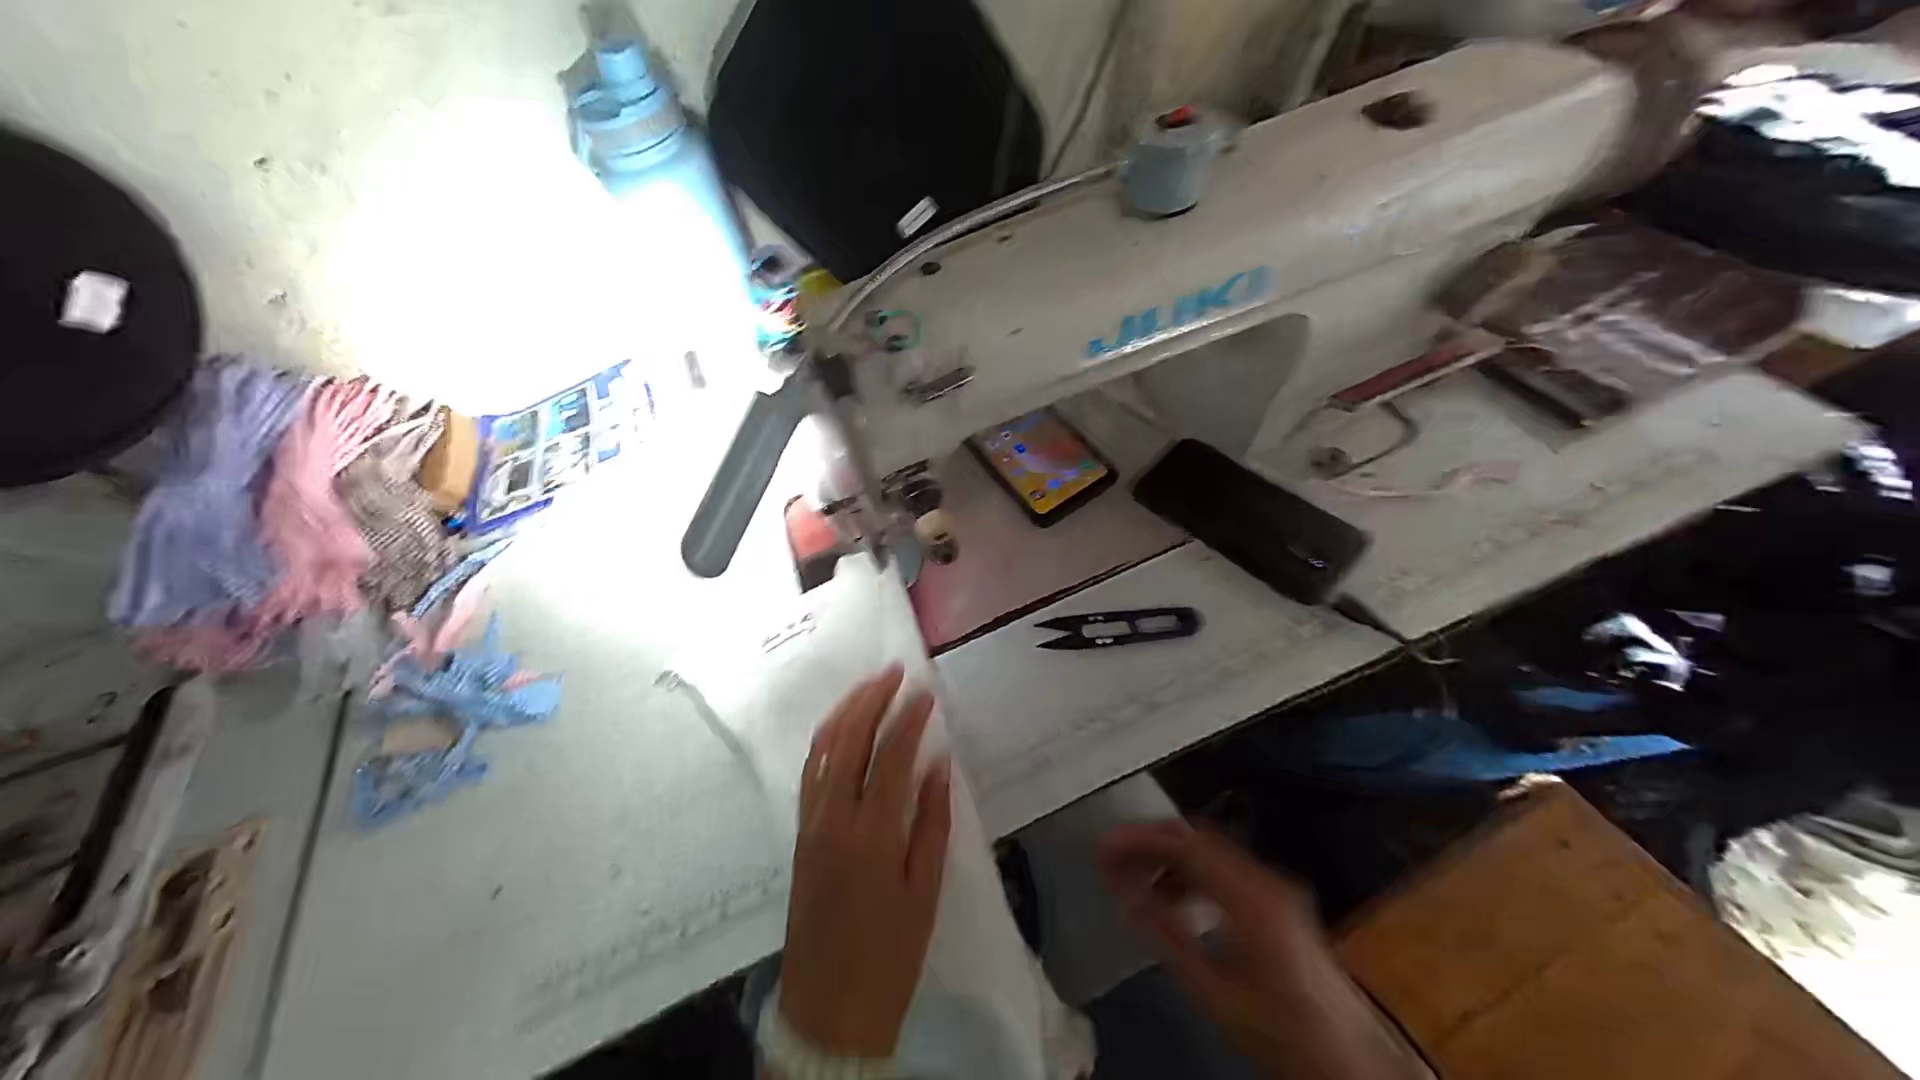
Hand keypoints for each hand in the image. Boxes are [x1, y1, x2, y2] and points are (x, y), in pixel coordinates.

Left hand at [779, 666, 952, 1057]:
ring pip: (823, 749)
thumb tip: (938, 763)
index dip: (909, 717)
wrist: (829, 1008)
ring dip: (846, 711)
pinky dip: (828, 740)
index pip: (890, 754)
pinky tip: (843, 728)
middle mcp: (834, 817)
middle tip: (894, 671)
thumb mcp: (924, 891)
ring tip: (869, 686)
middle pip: (849, 739)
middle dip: (871, 698)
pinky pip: (811, 772)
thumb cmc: (891, 954)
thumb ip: (932, 821)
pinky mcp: (800, 833)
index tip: (925, 691)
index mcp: (871, 833)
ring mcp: (811, 823)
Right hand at [1100, 823, 1432, 1079]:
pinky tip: (1170, 900)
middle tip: (1111, 859)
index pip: (1185, 846)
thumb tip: (1127, 899)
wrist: (1351, 1061)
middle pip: (1197, 840)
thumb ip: (1168, 937)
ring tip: (1134, 882)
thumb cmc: (1280, 1032)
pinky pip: (1224, 870)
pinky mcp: (1276, 901)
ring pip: (1209, 852)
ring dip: (1168, 860)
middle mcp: (1264, 879)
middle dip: (1150, 844)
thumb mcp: (1215, 991)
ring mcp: (1274, 888)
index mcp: (1250, 897)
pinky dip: (1190, 874)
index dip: (1140, 840)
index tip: (1105, 847)